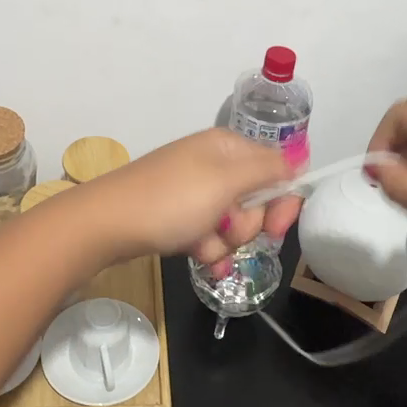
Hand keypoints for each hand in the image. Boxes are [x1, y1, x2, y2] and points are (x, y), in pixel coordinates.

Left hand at [64, 129, 293, 267]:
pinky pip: (209, 235)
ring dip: (224, 242)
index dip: (282, 200)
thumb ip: (267, 169)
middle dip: (247, 224)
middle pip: (256, 199)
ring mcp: (194, 190)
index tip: (277, 227)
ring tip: (201, 246)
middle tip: (227, 232)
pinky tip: (198, 259)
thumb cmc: (171, 201)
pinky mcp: (178, 215)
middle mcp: (213, 163)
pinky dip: (208, 249)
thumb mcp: (225, 181)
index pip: (277, 168)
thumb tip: (299, 157)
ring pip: (233, 222)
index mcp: (227, 147)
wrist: (106, 224)